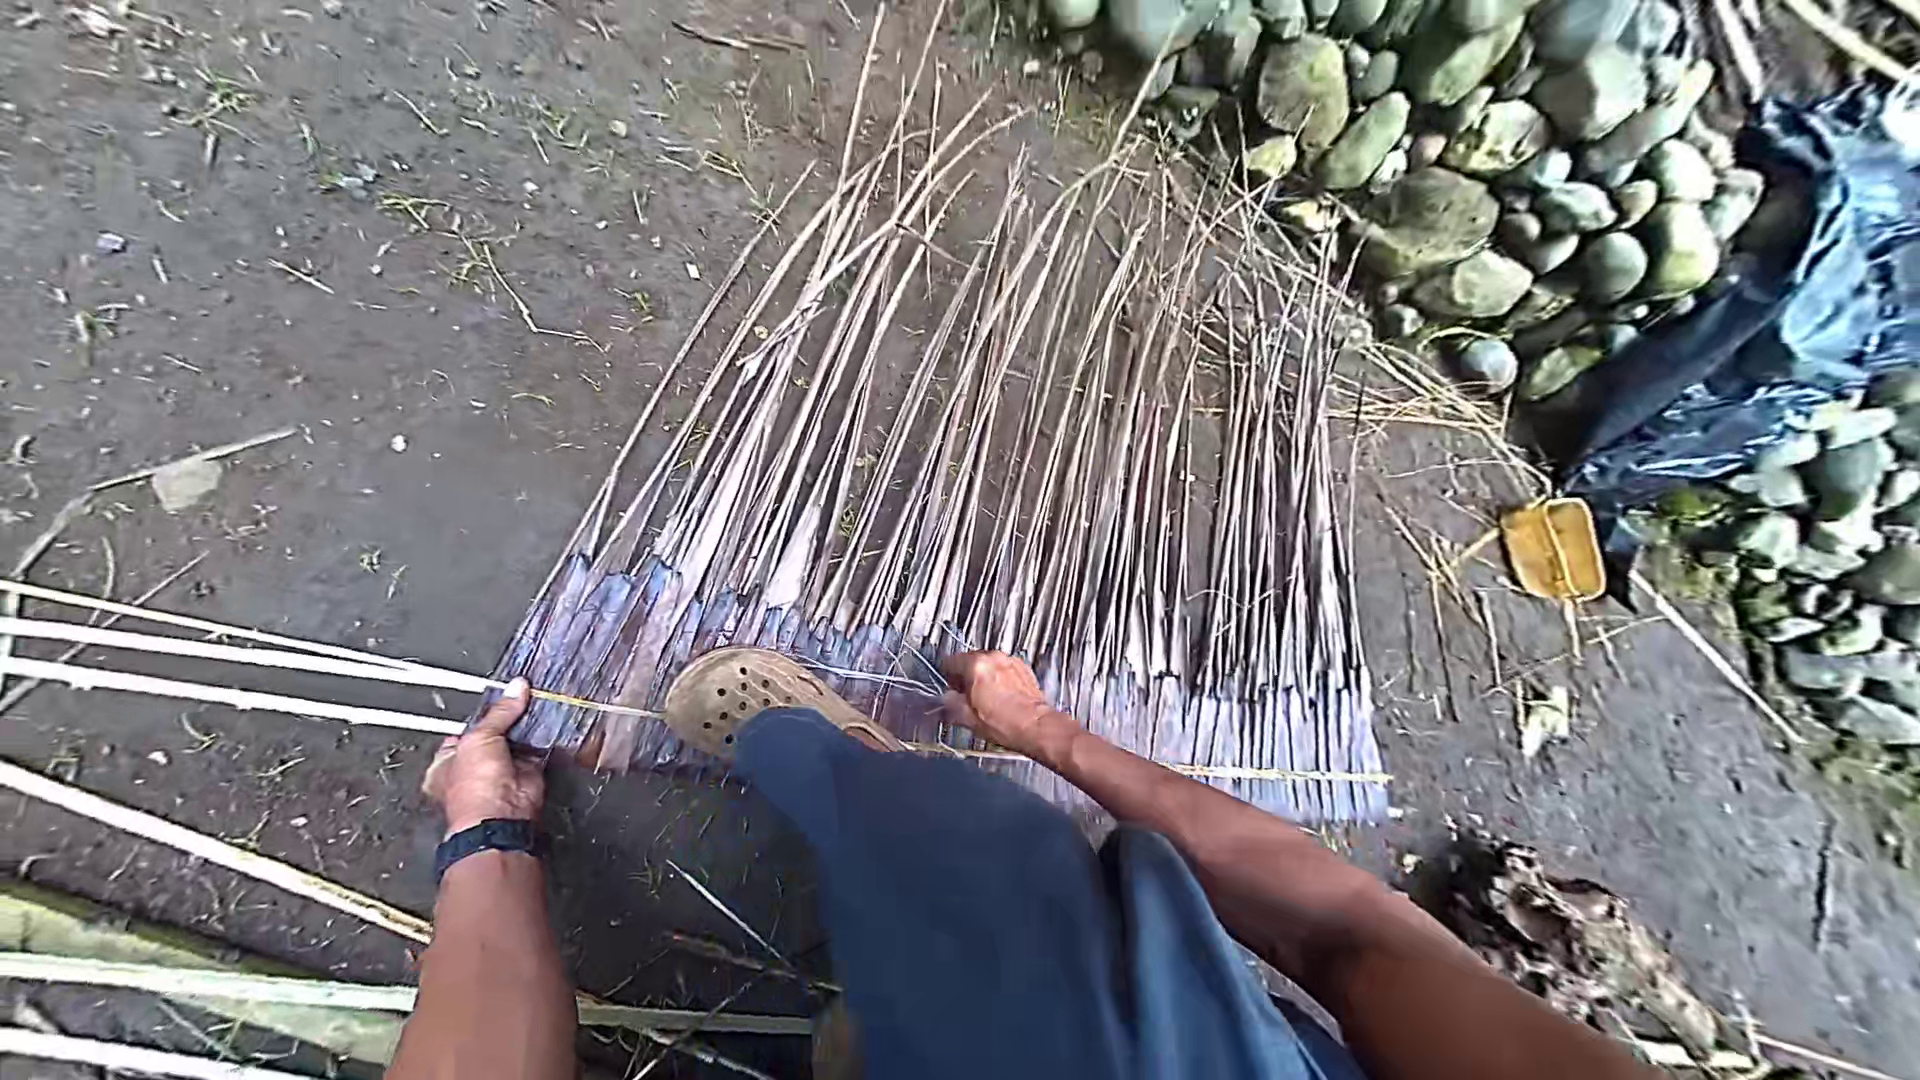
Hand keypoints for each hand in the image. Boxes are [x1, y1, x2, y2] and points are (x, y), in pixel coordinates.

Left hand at [422, 678, 545, 836]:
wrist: (502, 813)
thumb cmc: (472, 789)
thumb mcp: (479, 738)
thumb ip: (499, 712)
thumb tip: (516, 689)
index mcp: (449, 759)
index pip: (470, 724)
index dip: (487, 709)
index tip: (504, 692)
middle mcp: (476, 763)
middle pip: (498, 728)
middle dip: (512, 715)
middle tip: (525, 695)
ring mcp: (503, 766)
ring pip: (520, 736)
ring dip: (530, 724)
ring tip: (540, 703)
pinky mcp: (529, 769)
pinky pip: (539, 746)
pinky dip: (546, 736)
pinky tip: (550, 721)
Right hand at [941, 651, 1073, 759]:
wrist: (1035, 726)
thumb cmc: (1005, 723)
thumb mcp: (966, 717)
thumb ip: (949, 703)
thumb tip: (945, 700)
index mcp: (975, 665)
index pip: (950, 661)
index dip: (947, 677)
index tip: (950, 688)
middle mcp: (993, 657)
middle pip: (970, 660)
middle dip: (966, 677)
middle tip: (967, 697)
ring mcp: (1010, 661)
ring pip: (988, 664)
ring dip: (984, 677)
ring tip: (987, 699)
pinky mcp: (1023, 668)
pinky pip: (1004, 669)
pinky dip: (1000, 678)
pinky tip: (1002, 697)